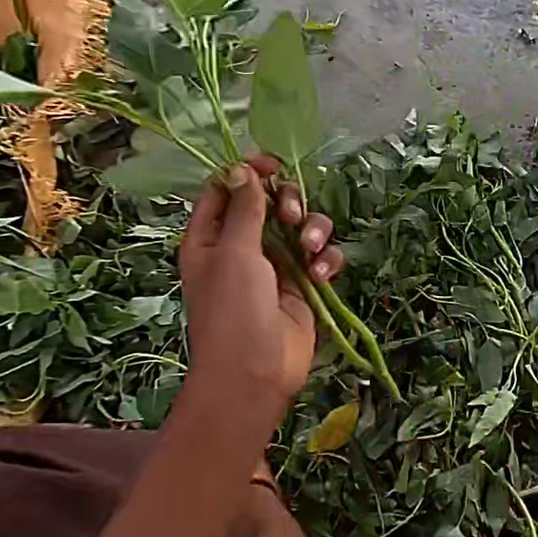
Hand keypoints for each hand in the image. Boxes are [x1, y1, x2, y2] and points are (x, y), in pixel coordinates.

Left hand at [180, 156, 343, 406]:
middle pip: (270, 202)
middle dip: (288, 202)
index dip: (248, 171)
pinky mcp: (304, 284)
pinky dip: (326, 259)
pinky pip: (321, 256)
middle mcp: (243, 246)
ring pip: (302, 226)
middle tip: (292, 216)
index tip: (273, 164)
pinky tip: (322, 274)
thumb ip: (244, 208)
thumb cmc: (233, 309)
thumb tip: (242, 168)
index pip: (226, 189)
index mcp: (211, 236)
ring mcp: (276, 265)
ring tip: (311, 250)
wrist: (257, 372)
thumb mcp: (233, 251)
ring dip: (312, 230)